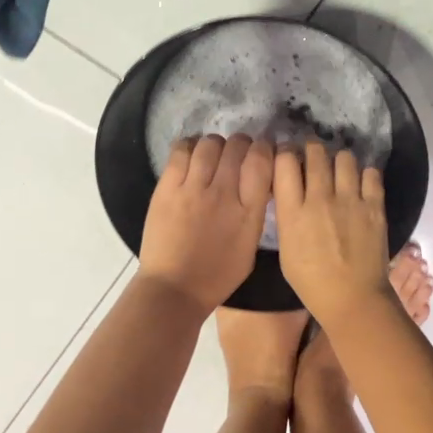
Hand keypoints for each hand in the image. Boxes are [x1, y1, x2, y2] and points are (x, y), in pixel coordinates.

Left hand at [139, 134, 274, 313]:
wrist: (174, 288)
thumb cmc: (216, 276)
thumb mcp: (249, 248)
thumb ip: (254, 214)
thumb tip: (257, 187)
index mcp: (248, 213)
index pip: (261, 162)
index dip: (265, 149)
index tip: (263, 151)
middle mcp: (223, 194)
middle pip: (237, 147)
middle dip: (242, 144)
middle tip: (238, 153)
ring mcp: (192, 189)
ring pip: (209, 144)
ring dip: (216, 145)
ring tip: (214, 155)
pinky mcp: (167, 188)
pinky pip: (180, 151)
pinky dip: (190, 146)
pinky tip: (192, 155)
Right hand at [274, 140, 390, 324]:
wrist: (353, 298)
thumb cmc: (312, 283)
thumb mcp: (286, 252)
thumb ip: (287, 219)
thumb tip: (290, 196)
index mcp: (293, 213)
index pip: (285, 162)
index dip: (285, 154)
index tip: (288, 158)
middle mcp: (320, 199)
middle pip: (315, 152)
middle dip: (312, 150)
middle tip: (314, 158)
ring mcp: (350, 201)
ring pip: (344, 157)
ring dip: (339, 161)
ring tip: (340, 172)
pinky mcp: (374, 207)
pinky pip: (371, 173)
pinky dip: (364, 174)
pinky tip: (361, 185)